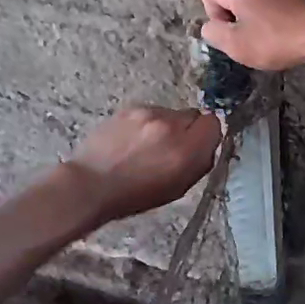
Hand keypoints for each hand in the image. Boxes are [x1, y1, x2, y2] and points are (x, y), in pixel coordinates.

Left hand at [61, 106, 221, 225]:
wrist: (90, 184)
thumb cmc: (135, 195)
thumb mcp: (178, 188)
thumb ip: (199, 162)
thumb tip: (207, 145)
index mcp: (186, 150)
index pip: (214, 123)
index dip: (207, 135)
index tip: (196, 147)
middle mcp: (170, 126)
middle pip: (193, 115)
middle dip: (188, 129)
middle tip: (171, 148)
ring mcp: (148, 113)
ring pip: (171, 113)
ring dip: (166, 126)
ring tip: (147, 146)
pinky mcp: (129, 108)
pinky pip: (150, 112)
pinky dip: (146, 123)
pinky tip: (132, 141)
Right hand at [197, 0, 304, 69]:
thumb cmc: (276, 40)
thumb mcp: (236, 45)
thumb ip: (213, 32)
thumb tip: (210, 25)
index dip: (212, 15)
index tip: (232, 31)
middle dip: (231, 15)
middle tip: (249, 37)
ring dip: (250, 16)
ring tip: (267, 35)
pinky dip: (267, 13)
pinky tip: (281, 30)